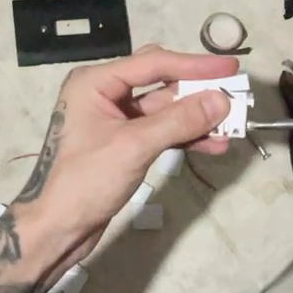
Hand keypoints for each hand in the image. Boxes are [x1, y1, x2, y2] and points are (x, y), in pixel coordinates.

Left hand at [10, 46, 237, 265]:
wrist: (59, 229)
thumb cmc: (86, 181)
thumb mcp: (134, 146)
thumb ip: (179, 120)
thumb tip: (222, 100)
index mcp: (96, 82)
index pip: (153, 63)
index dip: (195, 65)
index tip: (231, 67)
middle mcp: (105, 94)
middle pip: (161, 81)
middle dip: (197, 89)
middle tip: (234, 92)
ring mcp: (116, 119)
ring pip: (165, 109)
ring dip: (196, 118)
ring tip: (232, 125)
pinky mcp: (126, 143)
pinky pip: (162, 131)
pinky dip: (186, 136)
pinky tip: (214, 144)